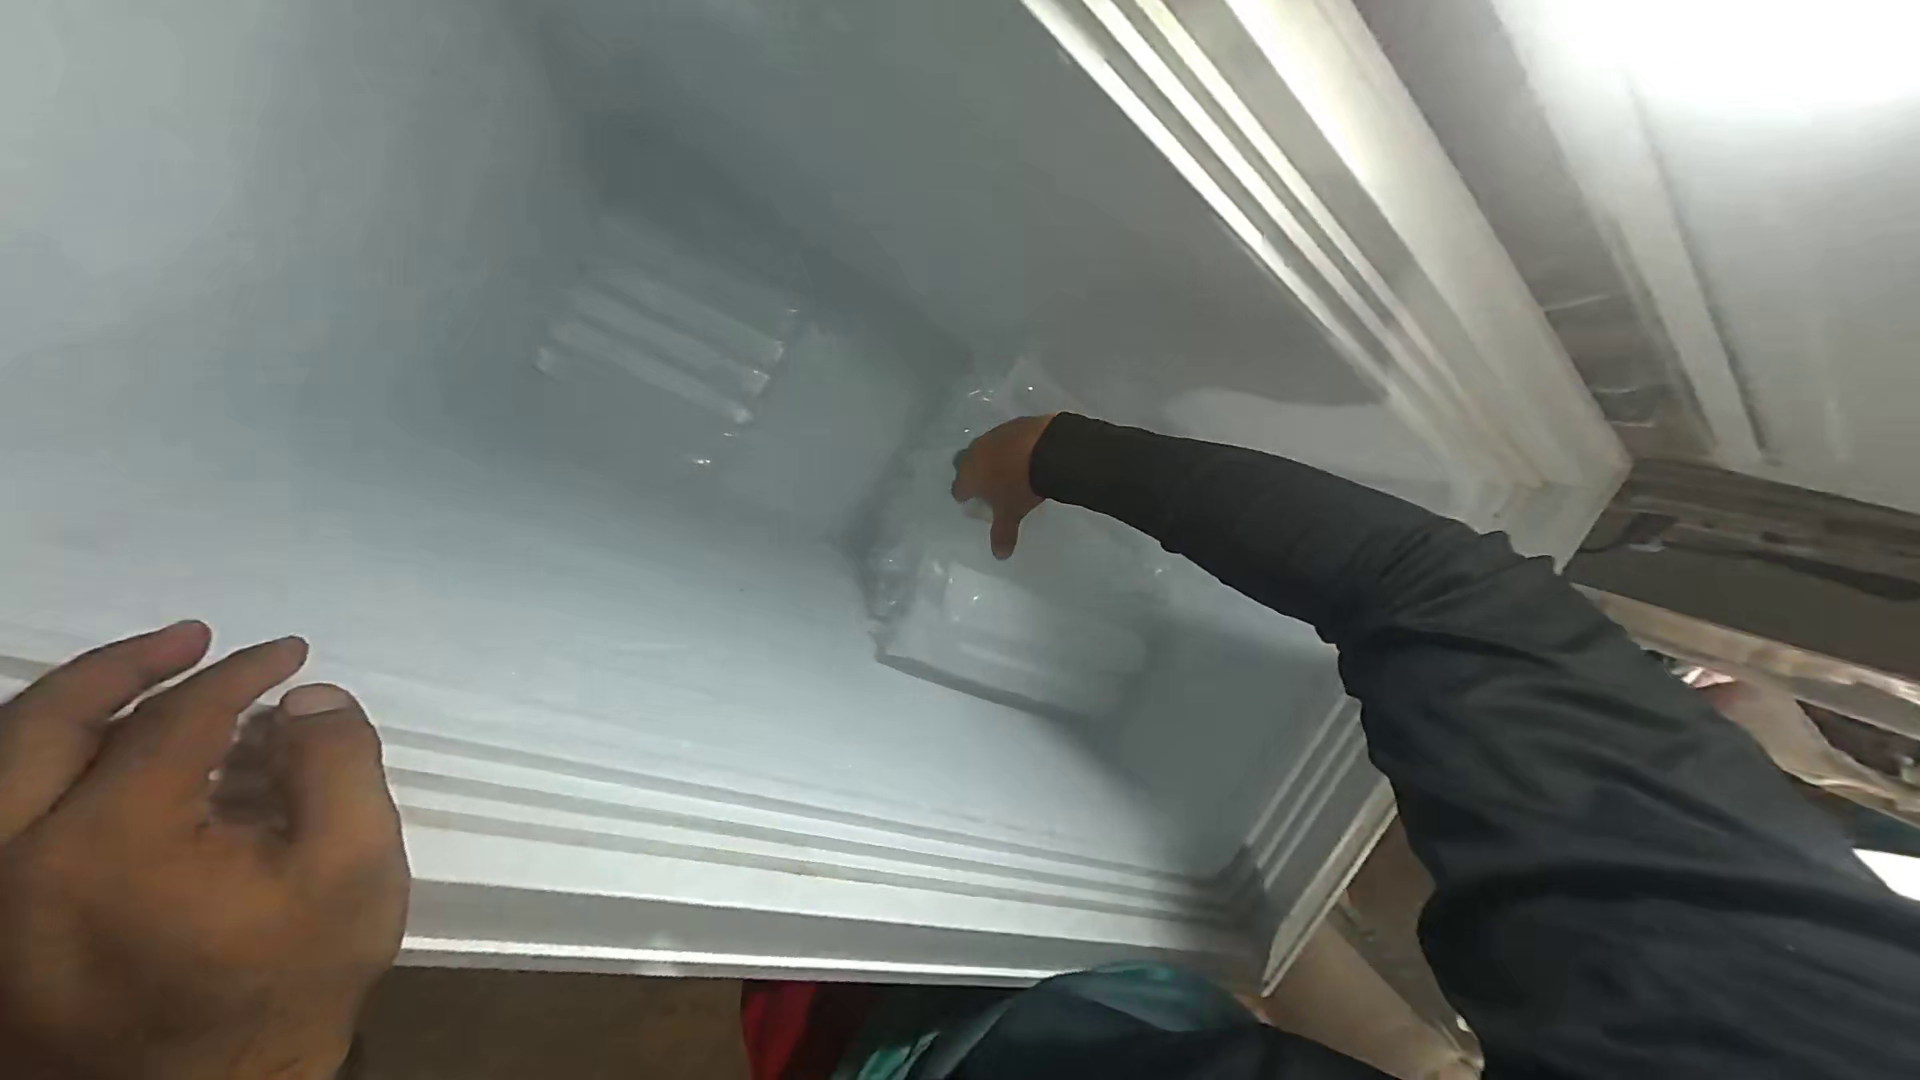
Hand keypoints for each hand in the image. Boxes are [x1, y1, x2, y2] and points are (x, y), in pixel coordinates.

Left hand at [0, 622, 407, 1079]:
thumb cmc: (297, 970)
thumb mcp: (355, 858)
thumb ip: (338, 764)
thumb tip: (307, 699)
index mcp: (107, 846)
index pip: (173, 722)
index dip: (240, 675)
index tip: (294, 652)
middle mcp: (8, 865)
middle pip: (36, 729)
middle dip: (122, 667)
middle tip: (194, 636)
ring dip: (74, 711)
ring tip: (151, 680)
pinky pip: (11, 819)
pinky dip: (64, 769)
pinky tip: (135, 762)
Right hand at [951, 413, 1056, 558]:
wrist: (1047, 450)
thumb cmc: (1020, 486)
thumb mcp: (1012, 513)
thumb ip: (1003, 534)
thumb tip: (1000, 556)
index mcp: (969, 474)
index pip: (958, 488)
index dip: (964, 495)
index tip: (971, 500)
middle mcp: (976, 452)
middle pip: (966, 462)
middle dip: (973, 471)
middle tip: (987, 483)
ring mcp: (995, 434)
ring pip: (986, 447)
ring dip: (992, 457)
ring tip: (1008, 468)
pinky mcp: (1015, 423)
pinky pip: (1007, 437)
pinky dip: (1012, 445)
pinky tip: (1025, 453)